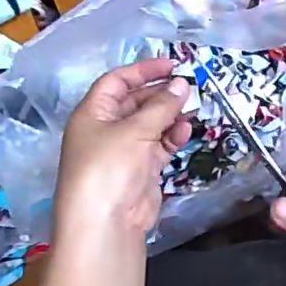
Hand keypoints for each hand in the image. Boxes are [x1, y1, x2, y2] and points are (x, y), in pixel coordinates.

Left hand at [53, 58, 193, 243]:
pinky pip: (159, 144)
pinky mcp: (141, 168)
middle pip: (136, 102)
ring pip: (151, 123)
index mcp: (93, 113)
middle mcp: (106, 129)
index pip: (116, 82)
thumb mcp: (135, 130)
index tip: (171, 64)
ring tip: (192, 109)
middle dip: (161, 94)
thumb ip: (162, 106)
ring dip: (171, 115)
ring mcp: (124, 150)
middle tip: (188, 87)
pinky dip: (172, 137)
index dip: (142, 70)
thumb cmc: (110, 167)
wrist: (106, 221)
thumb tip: (182, 84)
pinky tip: (185, 132)